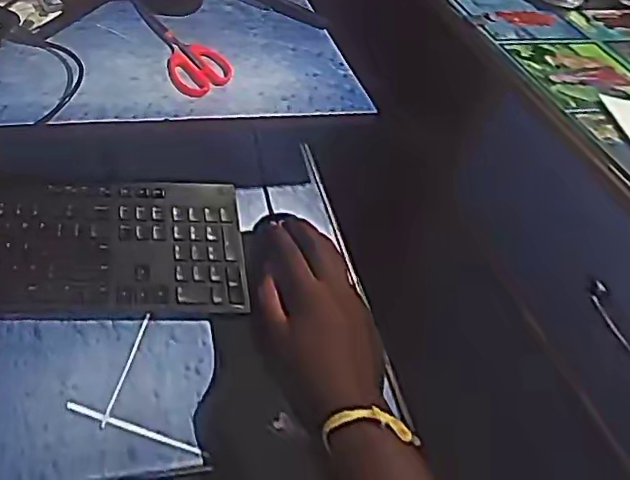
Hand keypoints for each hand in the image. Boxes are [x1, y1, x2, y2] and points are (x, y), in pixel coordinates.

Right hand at [254, 216, 385, 423]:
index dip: (277, 235)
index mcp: (308, 292)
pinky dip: (331, 260)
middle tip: (287, 221)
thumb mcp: (273, 336)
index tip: (268, 226)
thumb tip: (266, 271)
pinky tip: (325, 266)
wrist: (350, 408)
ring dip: (319, 241)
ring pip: (336, 258)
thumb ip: (267, 297)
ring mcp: (352, 299)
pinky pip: (345, 275)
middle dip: (301, 229)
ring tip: (306, 234)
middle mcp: (334, 288)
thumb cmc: (305, 375)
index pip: (290, 251)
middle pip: (317, 246)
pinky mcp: (363, 313)